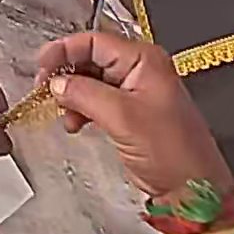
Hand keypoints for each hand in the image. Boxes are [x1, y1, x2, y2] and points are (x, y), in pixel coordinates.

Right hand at [36, 31, 232, 197]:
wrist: (191, 191)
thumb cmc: (171, 152)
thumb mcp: (122, 117)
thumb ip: (84, 93)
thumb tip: (56, 82)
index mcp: (144, 60)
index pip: (94, 41)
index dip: (64, 51)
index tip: (42, 66)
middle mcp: (139, 69)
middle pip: (89, 59)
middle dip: (65, 75)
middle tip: (45, 90)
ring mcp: (133, 90)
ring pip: (88, 80)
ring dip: (70, 95)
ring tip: (65, 115)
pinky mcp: (128, 111)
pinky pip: (94, 100)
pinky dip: (79, 109)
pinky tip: (74, 123)